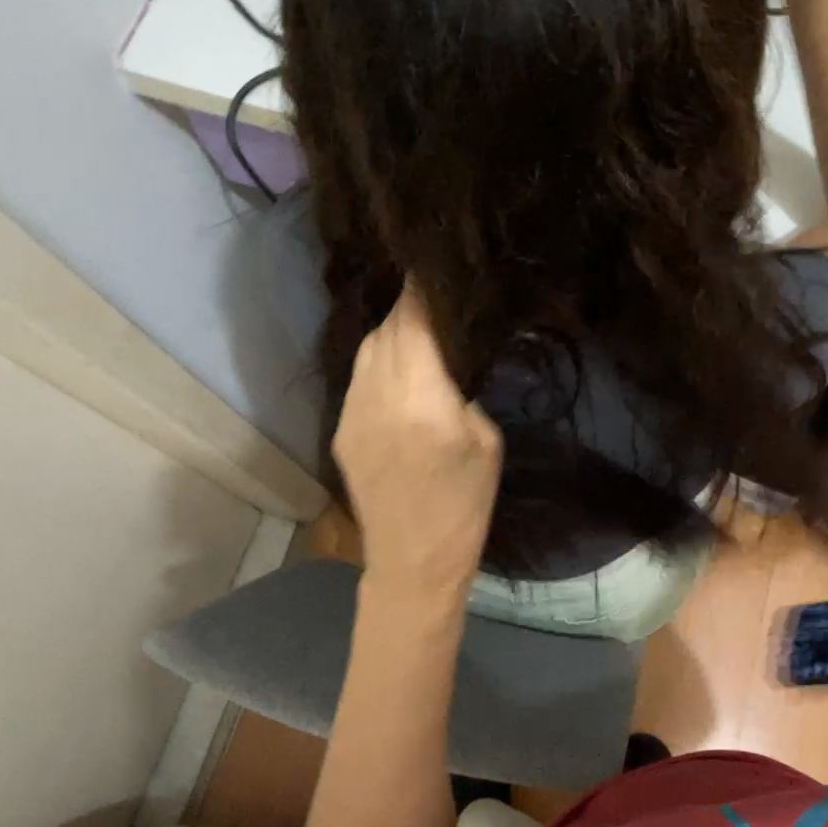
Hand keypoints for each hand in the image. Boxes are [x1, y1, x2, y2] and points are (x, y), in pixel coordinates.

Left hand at [332, 285, 502, 596]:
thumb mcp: (486, 442)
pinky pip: (359, 378)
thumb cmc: (465, 506)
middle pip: (387, 327)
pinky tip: (401, 373)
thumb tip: (448, 363)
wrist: (413, 560)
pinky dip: (380, 363)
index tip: (438, 266)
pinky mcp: (341, 429)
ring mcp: (351, 411)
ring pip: (367, 348)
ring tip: (419, 331)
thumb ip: (463, 391)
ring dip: (392, 333)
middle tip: (437, 297)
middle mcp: (377, 394)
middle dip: (410, 307)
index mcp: (421, 398)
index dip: (425, 288)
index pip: (415, 319)